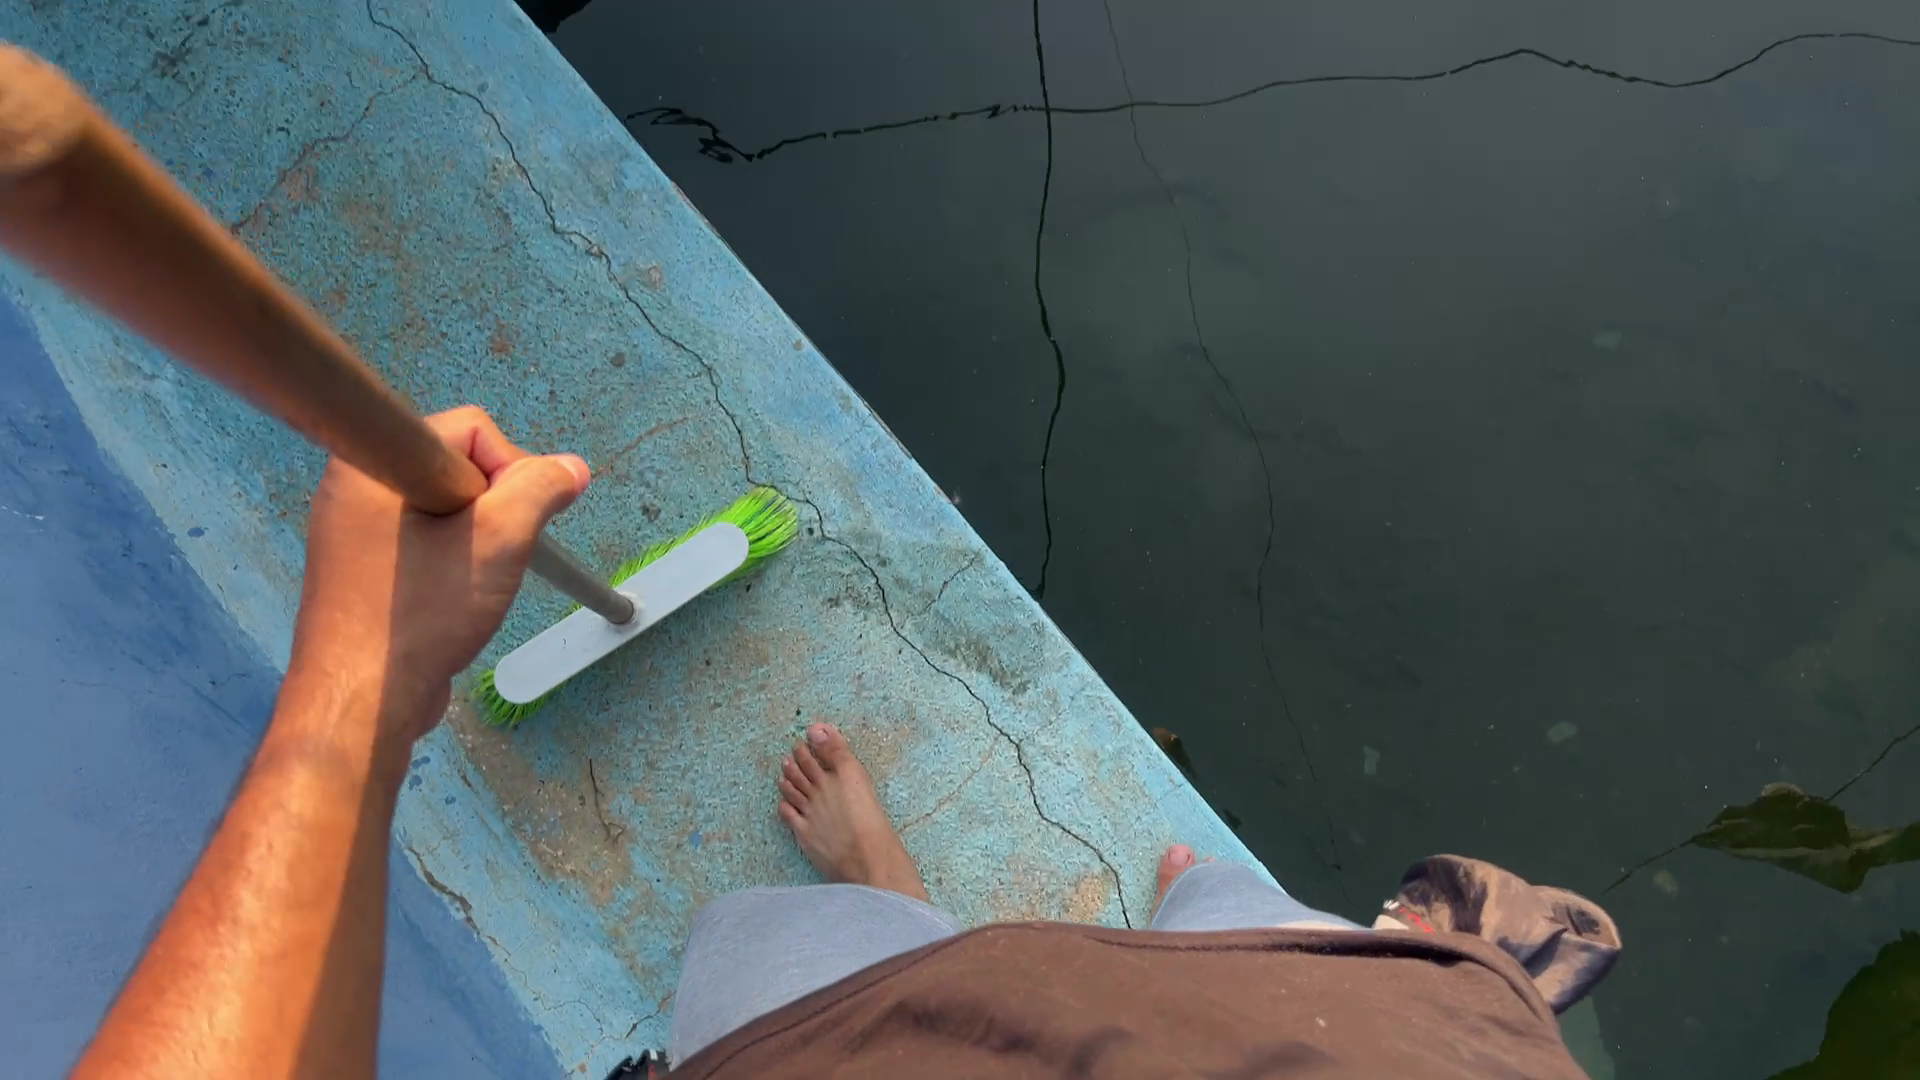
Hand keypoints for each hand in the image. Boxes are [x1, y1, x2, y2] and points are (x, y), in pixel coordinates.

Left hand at [287, 406, 588, 743]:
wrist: (366, 696)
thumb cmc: (427, 608)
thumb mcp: (501, 540)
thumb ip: (541, 489)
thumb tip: (571, 467)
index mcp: (376, 465)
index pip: (470, 429)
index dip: (509, 466)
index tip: (512, 519)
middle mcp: (358, 486)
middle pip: (461, 464)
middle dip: (498, 504)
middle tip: (498, 550)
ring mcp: (357, 527)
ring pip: (450, 503)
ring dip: (482, 532)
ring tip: (479, 575)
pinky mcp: (365, 563)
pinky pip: (428, 533)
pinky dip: (458, 552)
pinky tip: (458, 590)